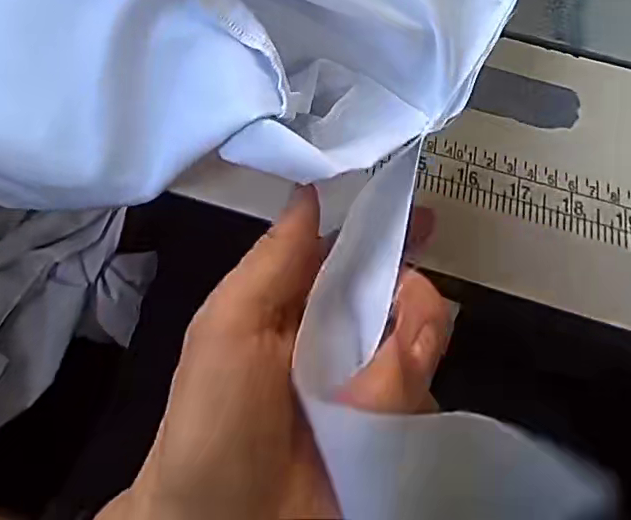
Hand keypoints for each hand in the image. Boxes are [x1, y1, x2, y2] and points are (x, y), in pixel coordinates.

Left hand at [100, 186, 451, 519]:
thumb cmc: (210, 416)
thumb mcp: (228, 323)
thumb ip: (273, 258)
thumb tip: (307, 190)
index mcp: (291, 302)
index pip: (344, 252)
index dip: (381, 229)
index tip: (419, 213)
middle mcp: (333, 338)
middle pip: (393, 294)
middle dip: (407, 293)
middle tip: (406, 298)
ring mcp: (365, 390)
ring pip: (414, 343)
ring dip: (405, 347)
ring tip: (363, 384)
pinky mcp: (391, 440)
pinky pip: (421, 403)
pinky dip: (404, 399)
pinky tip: (375, 414)